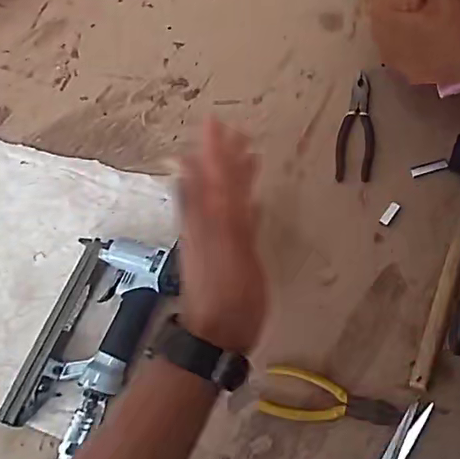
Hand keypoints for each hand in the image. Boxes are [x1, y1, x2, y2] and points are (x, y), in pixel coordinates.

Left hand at [177, 118, 267, 354]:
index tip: (217, 123)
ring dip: (231, 177)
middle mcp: (208, 225)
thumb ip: (228, 214)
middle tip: (235, 133)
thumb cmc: (230, 296)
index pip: (212, 177)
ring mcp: (215, 240)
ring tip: (245, 156)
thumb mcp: (232, 253)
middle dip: (223, 157)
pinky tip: (251, 203)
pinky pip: (232, 221)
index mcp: (210, 222)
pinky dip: (240, 205)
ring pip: (222, 199)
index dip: (215, 151)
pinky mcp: (227, 255)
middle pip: (214, 184)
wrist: (217, 335)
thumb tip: (221, 176)